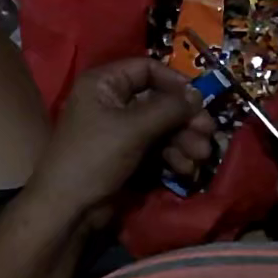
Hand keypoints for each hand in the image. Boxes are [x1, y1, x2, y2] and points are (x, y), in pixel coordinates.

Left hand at [28, 59, 213, 229]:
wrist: (69, 208)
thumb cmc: (95, 156)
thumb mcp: (132, 128)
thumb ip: (167, 108)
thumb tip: (198, 94)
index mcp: (104, 83)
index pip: (146, 68)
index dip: (174, 81)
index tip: (199, 99)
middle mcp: (112, 100)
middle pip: (158, 99)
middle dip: (184, 117)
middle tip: (208, 132)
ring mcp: (120, 128)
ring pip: (161, 125)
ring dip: (183, 139)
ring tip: (199, 156)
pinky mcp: (127, 154)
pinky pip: (156, 146)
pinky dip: (172, 155)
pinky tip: (185, 169)